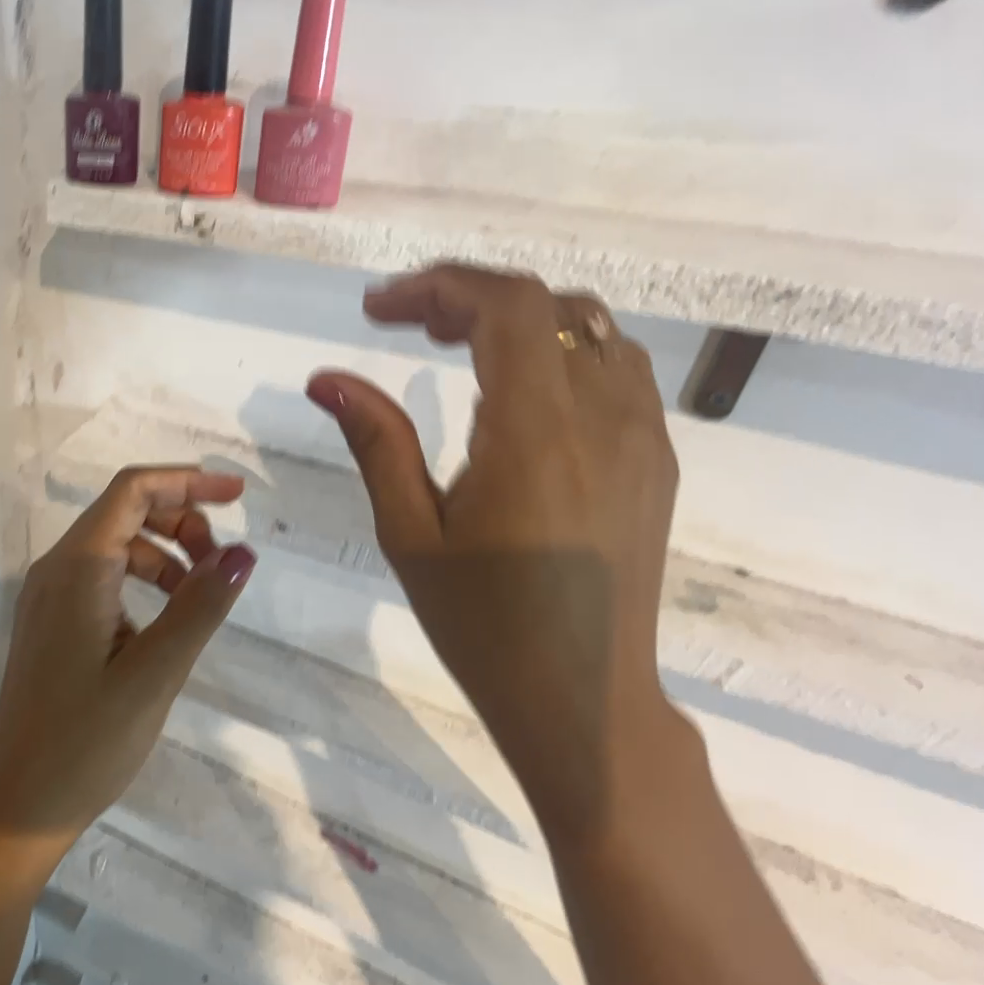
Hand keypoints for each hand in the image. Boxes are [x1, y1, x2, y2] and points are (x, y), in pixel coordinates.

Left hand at [0, 467, 256, 857]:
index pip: (132, 491)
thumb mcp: (155, 674)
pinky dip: (142, 582)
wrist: (19, 804)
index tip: (240, 496)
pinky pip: (101, 579)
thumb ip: (200, 607)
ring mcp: (48, 598)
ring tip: (200, 597)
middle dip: (180, 521)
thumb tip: (243, 552)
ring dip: (164, 555)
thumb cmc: (87, 743)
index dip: (188, 481)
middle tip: (222, 566)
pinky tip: (165, 623)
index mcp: (76, 570)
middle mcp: (55, 571)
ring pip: (114, 546)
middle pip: (123, 513)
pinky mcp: (51, 624)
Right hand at [307, 264, 682, 839]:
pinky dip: (558, 352)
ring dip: (519, 319)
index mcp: (538, 433)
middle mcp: (605, 417)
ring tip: (453, 347)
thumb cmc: (482, 624)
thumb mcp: (411, 533)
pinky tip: (514, 393)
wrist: (583, 697)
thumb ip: (376, 441)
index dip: (438, 287)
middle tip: (404, 325)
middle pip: (549, 306)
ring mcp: (644, 437)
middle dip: (469, 297)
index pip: (507, 307)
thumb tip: (326, 377)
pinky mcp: (657, 461)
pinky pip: (616, 371)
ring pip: (591, 330)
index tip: (376, 310)